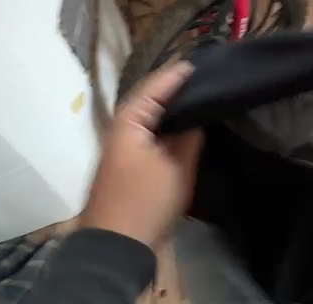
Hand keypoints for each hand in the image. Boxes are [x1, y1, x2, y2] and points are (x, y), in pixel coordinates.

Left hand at [78, 62, 203, 248]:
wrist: (114, 250)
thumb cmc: (145, 203)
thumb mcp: (177, 168)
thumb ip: (189, 136)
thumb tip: (198, 115)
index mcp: (129, 123)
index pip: (154, 87)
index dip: (176, 74)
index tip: (198, 63)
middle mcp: (118, 129)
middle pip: (145, 98)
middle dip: (169, 86)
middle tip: (197, 76)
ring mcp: (116, 148)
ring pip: (143, 115)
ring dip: (164, 104)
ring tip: (190, 95)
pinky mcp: (120, 164)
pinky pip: (142, 130)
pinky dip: (158, 121)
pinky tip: (176, 125)